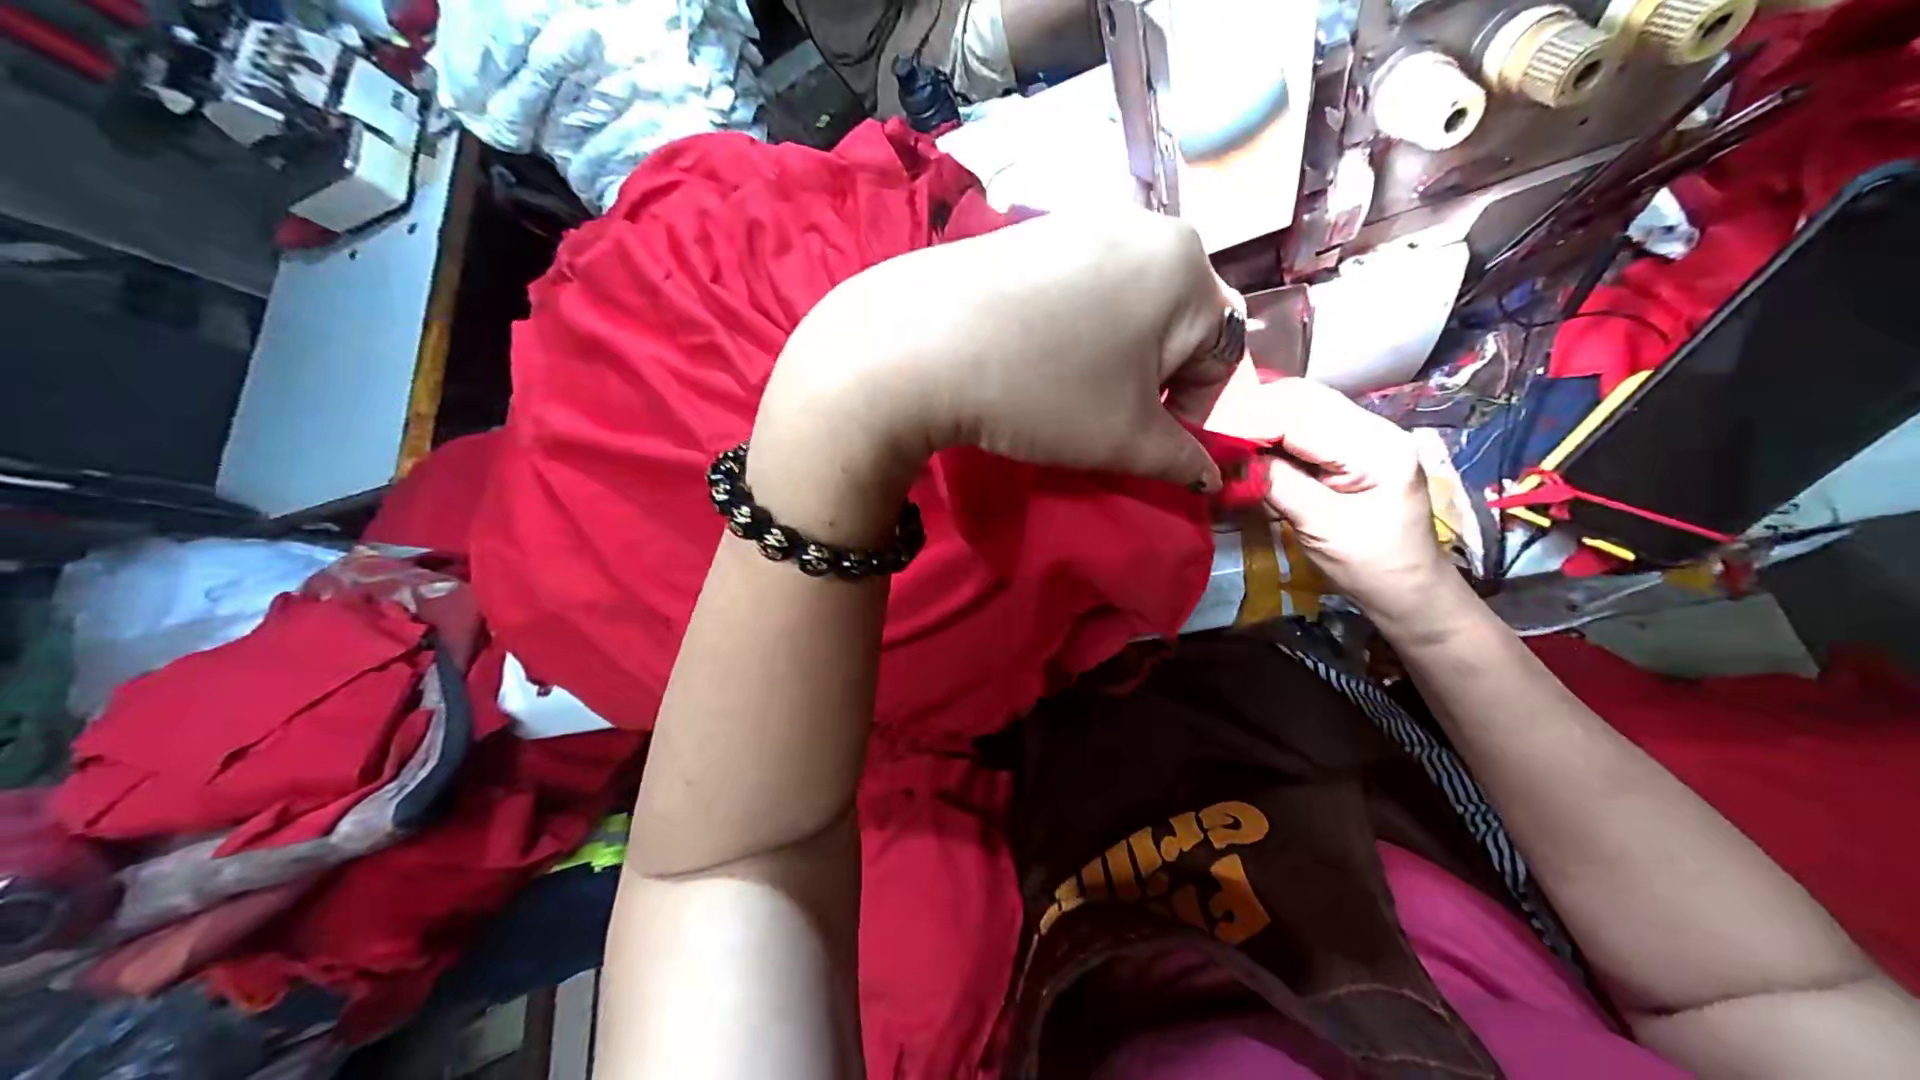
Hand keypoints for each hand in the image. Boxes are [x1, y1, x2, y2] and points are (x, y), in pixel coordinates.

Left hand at [748, 210, 1242, 543]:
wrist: (917, 346)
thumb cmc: (1042, 392)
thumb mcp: (1124, 439)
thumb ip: (1181, 459)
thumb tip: (1211, 478)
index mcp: (1187, 266)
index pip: (1220, 354)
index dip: (1188, 412)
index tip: (1144, 441)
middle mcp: (1144, 226)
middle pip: (1174, 324)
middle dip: (1149, 380)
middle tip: (1099, 415)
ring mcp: (1082, 220)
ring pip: (1125, 306)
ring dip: (1110, 357)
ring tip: (1060, 388)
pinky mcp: (1031, 232)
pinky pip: (1078, 289)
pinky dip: (1070, 329)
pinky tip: (1029, 355)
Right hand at [1216, 378, 1454, 622]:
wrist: (1408, 588)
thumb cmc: (1369, 566)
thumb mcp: (1319, 527)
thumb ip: (1277, 484)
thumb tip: (1230, 456)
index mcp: (1376, 448)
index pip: (1301, 416)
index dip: (1250, 419)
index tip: (1207, 430)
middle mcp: (1374, 427)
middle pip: (1302, 397)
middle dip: (1251, 408)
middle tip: (1207, 426)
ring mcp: (1364, 432)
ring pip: (1302, 402)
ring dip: (1259, 413)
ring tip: (1222, 431)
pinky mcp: (1350, 442)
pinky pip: (1305, 419)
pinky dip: (1271, 424)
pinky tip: (1248, 438)